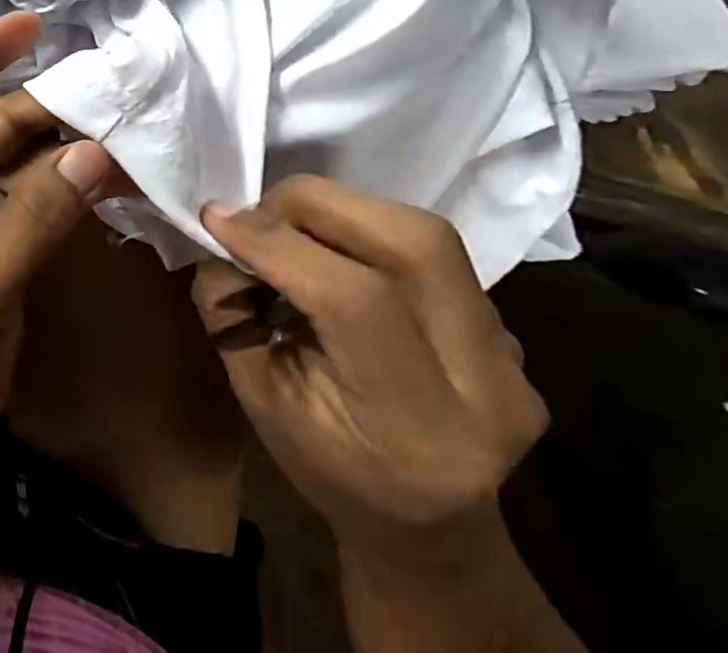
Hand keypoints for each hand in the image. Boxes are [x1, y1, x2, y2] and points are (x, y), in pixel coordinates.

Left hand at [0, 12, 110, 486]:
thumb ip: (32, 219)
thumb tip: (92, 152)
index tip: (32, 22)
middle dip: (47, 104)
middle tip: (116, 82)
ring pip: (23, 162)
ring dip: (69, 145)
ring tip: (131, 121)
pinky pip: (38, 202)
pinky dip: (73, 189)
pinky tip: (119, 176)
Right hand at [191, 176, 547, 549]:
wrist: (428, 522)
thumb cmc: (322, 467)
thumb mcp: (254, 397)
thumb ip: (232, 314)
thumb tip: (219, 235)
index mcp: (413, 424)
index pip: (356, 301)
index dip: (277, 245)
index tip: (215, 219)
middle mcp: (486, 383)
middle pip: (414, 245)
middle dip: (316, 205)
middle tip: (255, 212)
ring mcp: (512, 355)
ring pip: (428, 236)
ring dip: (338, 210)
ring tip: (286, 228)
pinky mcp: (511, 332)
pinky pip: (432, 254)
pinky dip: (363, 233)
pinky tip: (330, 258)